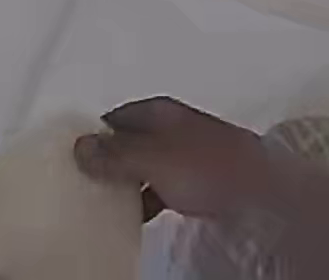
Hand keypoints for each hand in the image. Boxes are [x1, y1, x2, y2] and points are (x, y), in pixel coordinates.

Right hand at [72, 97, 271, 219]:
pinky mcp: (193, 178)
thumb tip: (79, 145)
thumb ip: (118, 152)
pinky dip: (144, 197)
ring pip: (143, 164)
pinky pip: (158, 184)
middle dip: (106, 159)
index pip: (116, 116)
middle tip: (81, 183)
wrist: (256, 187)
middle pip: (129, 140)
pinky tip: (134, 217)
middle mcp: (169, 126)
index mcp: (158, 111)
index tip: (71, 157)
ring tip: (100, 203)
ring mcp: (182, 151)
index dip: (94, 134)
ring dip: (124, 181)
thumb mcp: (154, 157)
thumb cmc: (204, 164)